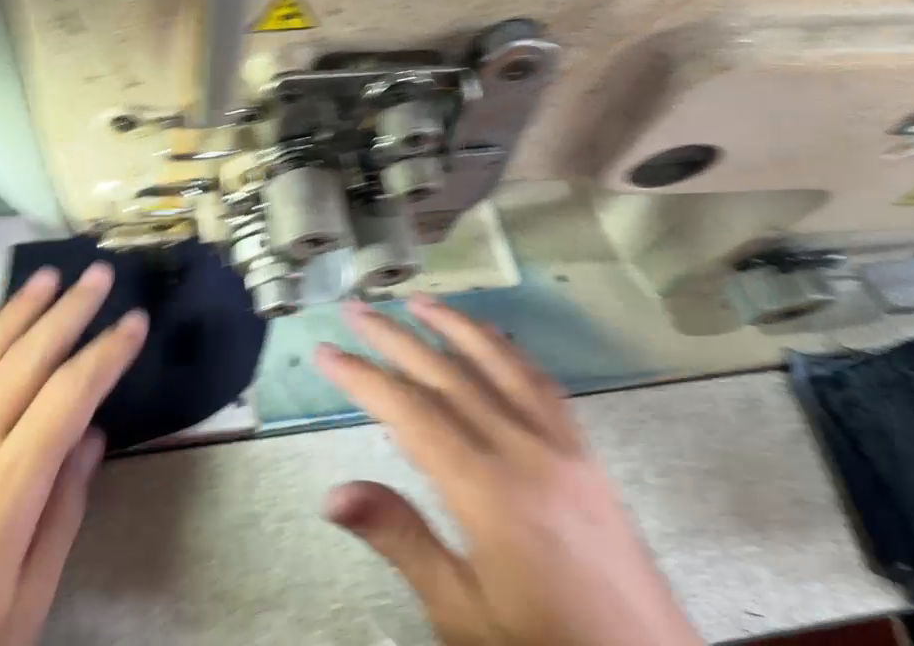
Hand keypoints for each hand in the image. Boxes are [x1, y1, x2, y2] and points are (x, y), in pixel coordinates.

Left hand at [0, 264, 147, 645]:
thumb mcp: (24, 603)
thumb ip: (62, 514)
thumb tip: (91, 438)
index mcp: (7, 486)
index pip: (70, 396)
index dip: (107, 353)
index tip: (135, 320)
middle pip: (26, 359)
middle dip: (68, 311)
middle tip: (98, 274)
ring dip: (14, 311)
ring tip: (46, 276)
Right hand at [317, 295, 702, 645]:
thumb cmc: (541, 642)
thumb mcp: (462, 610)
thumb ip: (401, 541)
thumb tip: (334, 493)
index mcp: (488, 491)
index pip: (411, 414)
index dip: (364, 377)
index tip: (327, 351)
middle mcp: (525, 451)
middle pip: (449, 376)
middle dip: (396, 338)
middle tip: (355, 311)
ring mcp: (562, 446)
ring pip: (501, 366)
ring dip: (455, 327)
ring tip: (419, 301)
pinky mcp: (586, 453)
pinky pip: (543, 385)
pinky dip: (510, 352)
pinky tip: (494, 341)